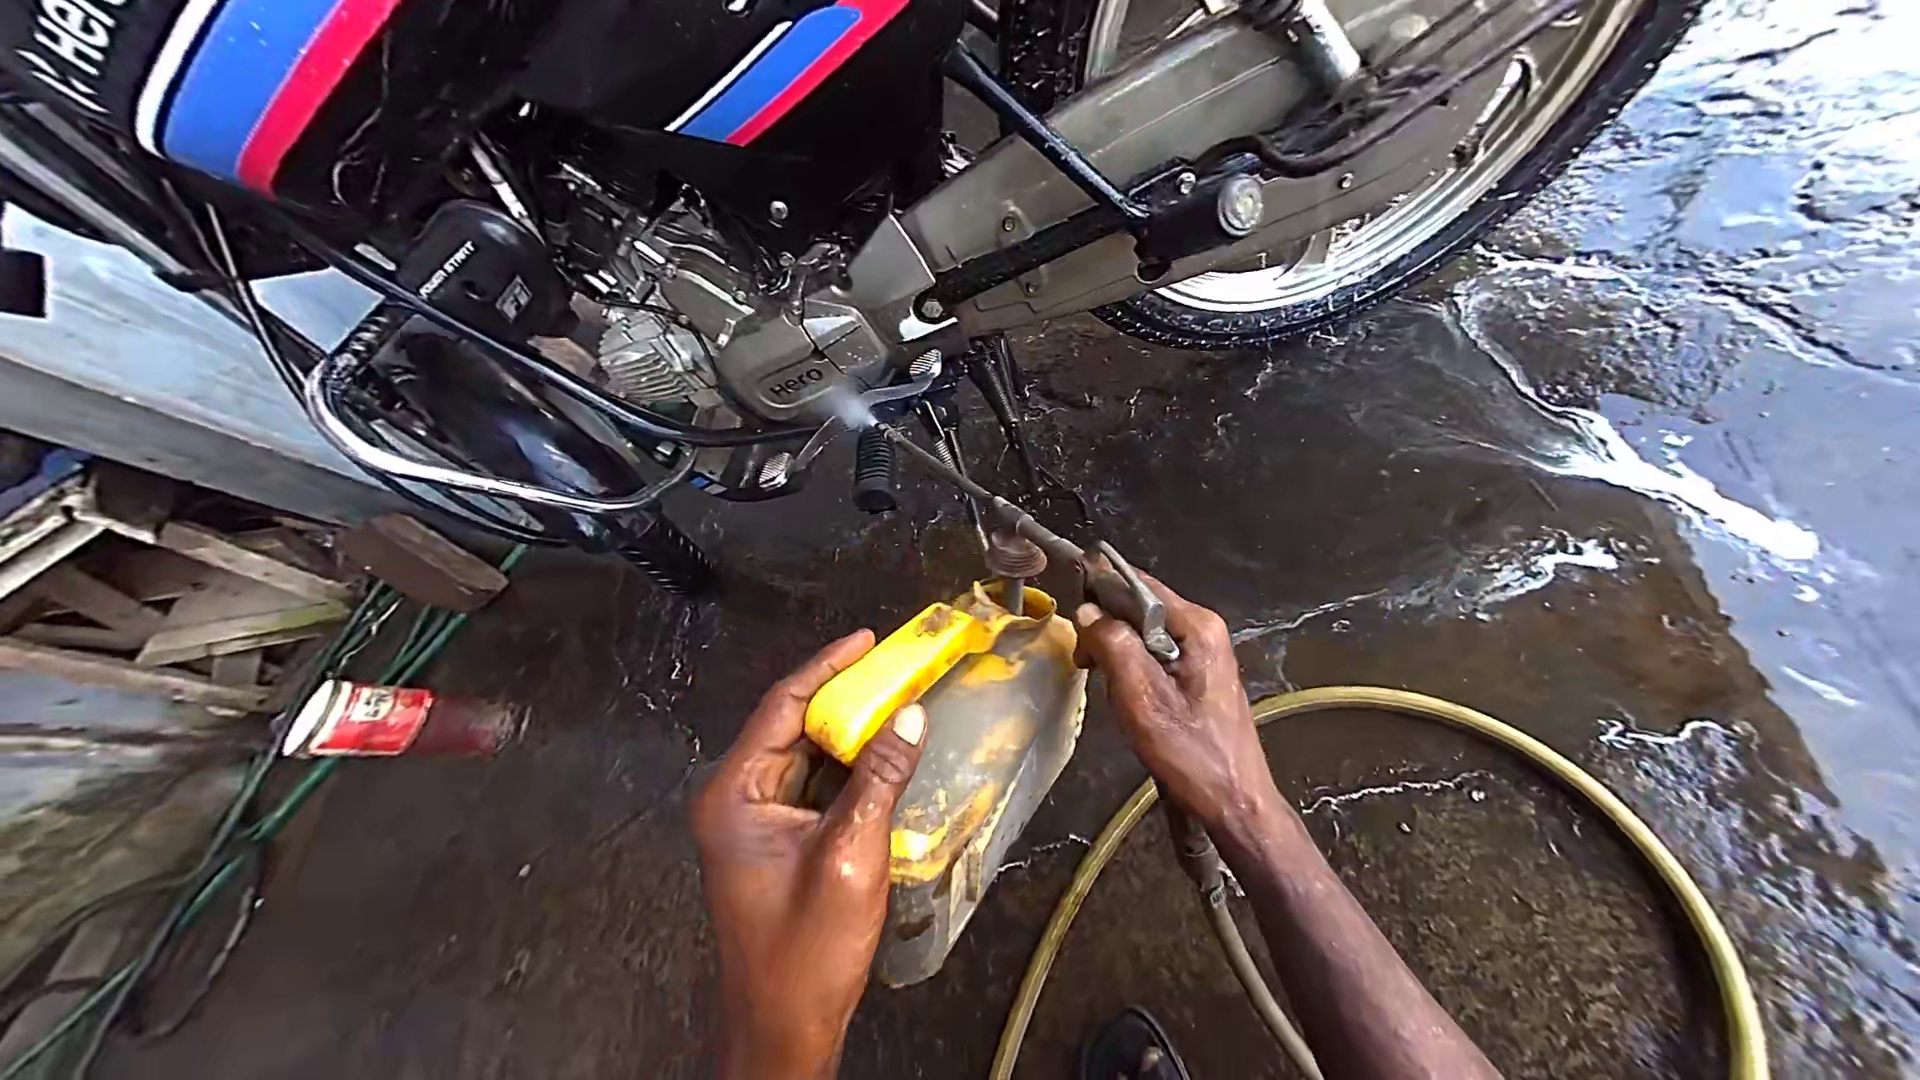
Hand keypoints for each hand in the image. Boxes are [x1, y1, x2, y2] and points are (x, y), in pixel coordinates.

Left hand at [691, 630, 926, 1079]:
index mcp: (735, 793)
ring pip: (807, 750)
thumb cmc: (807, 949)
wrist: (785, 1030)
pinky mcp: (780, 834)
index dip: (826, 667)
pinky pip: (816, 780)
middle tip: (891, 666)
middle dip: (843, 694)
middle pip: (793, 723)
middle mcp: (739, 795)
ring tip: (894, 696)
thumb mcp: (850, 853)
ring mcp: (758, 816)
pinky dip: (849, 761)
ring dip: (849, 727)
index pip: (782, 706)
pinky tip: (882, 747)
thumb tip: (913, 714)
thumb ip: (880, 778)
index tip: (866, 640)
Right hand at [1073, 575, 1278, 828]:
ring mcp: (1200, 650)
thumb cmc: (1190, 752)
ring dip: (1113, 649)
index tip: (1074, 618)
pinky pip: (1149, 651)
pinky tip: (1121, 690)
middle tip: (1085, 660)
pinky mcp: (1193, 671)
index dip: (1099, 591)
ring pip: (1140, 630)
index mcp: (1196, 625)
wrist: (1233, 801)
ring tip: (1101, 679)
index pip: (1137, 583)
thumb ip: (1113, 645)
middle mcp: (1201, 628)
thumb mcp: (1142, 697)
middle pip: (1138, 605)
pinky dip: (1127, 664)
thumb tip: (1087, 610)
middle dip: (1104, 626)